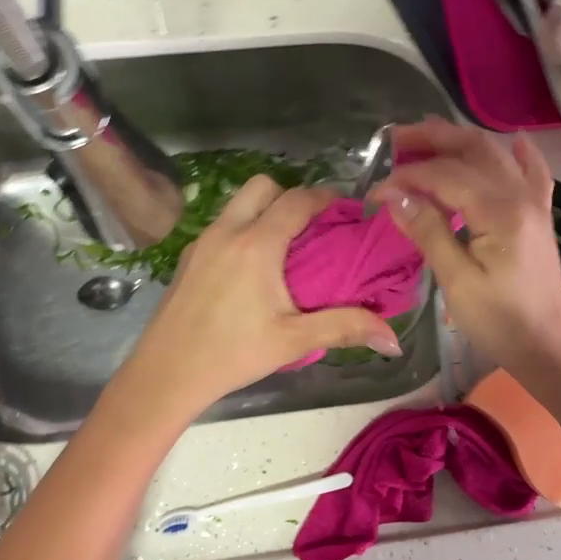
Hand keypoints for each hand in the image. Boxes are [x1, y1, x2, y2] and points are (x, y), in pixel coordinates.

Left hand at [112, 177, 402, 421]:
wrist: (167, 373)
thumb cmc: (232, 355)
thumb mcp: (293, 341)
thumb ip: (344, 329)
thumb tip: (393, 339)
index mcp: (256, 245)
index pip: (297, 200)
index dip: (326, 197)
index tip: (347, 210)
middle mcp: (226, 232)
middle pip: (262, 186)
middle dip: (290, 195)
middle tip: (312, 228)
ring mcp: (201, 243)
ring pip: (236, 204)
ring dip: (263, 212)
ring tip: (285, 248)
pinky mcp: (187, 260)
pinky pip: (220, 227)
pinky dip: (242, 231)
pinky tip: (252, 271)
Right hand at [372, 121, 560, 375]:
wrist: (547, 346)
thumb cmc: (499, 322)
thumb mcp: (457, 282)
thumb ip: (429, 232)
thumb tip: (395, 195)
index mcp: (499, 212)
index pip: (444, 176)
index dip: (406, 177)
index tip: (373, 190)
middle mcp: (520, 195)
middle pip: (473, 148)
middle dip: (432, 139)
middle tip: (393, 140)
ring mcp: (534, 203)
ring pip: (496, 154)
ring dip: (460, 140)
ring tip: (427, 137)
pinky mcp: (540, 216)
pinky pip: (531, 172)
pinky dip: (517, 153)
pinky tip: (511, 141)